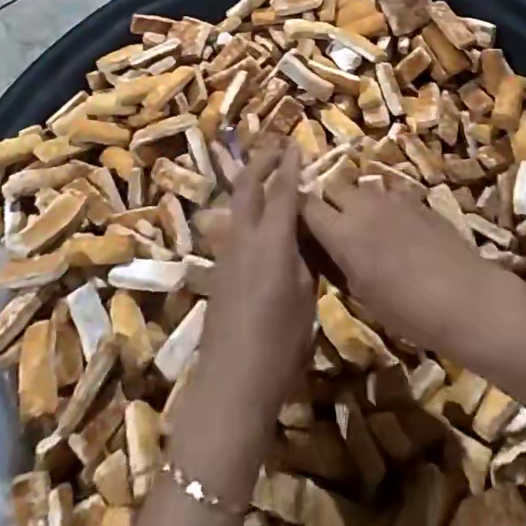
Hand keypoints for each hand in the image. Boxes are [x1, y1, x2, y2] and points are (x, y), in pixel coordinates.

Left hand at [195, 141, 313, 418]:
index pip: (281, 192)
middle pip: (247, 188)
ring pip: (236, 207)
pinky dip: (248, 213)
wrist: (232, 380)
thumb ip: (304, 259)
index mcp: (271, 241)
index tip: (295, 145)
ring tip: (269, 180)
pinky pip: (235, 229)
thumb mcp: (305, 297)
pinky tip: (260, 225)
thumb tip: (303, 235)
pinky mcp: (219, 272)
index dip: (289, 166)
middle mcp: (243, 238)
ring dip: (251, 186)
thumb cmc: (280, 343)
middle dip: (260, 163)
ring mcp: (226, 255)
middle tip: (276, 149)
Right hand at [302, 177, 525, 359]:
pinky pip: (389, 195)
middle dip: (327, 202)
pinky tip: (396, 230)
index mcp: (342, 232)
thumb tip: (325, 250)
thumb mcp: (361, 294)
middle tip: (333, 228)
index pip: (305, 205)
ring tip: (366, 228)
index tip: (298, 225)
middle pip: (332, 188)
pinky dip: (384, 207)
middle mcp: (363, 207)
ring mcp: (392, 199)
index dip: (298, 212)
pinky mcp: (417, 200)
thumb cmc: (408, 310)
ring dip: (357, 203)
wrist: (467, 299)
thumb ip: (337, 264)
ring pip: (361, 189)